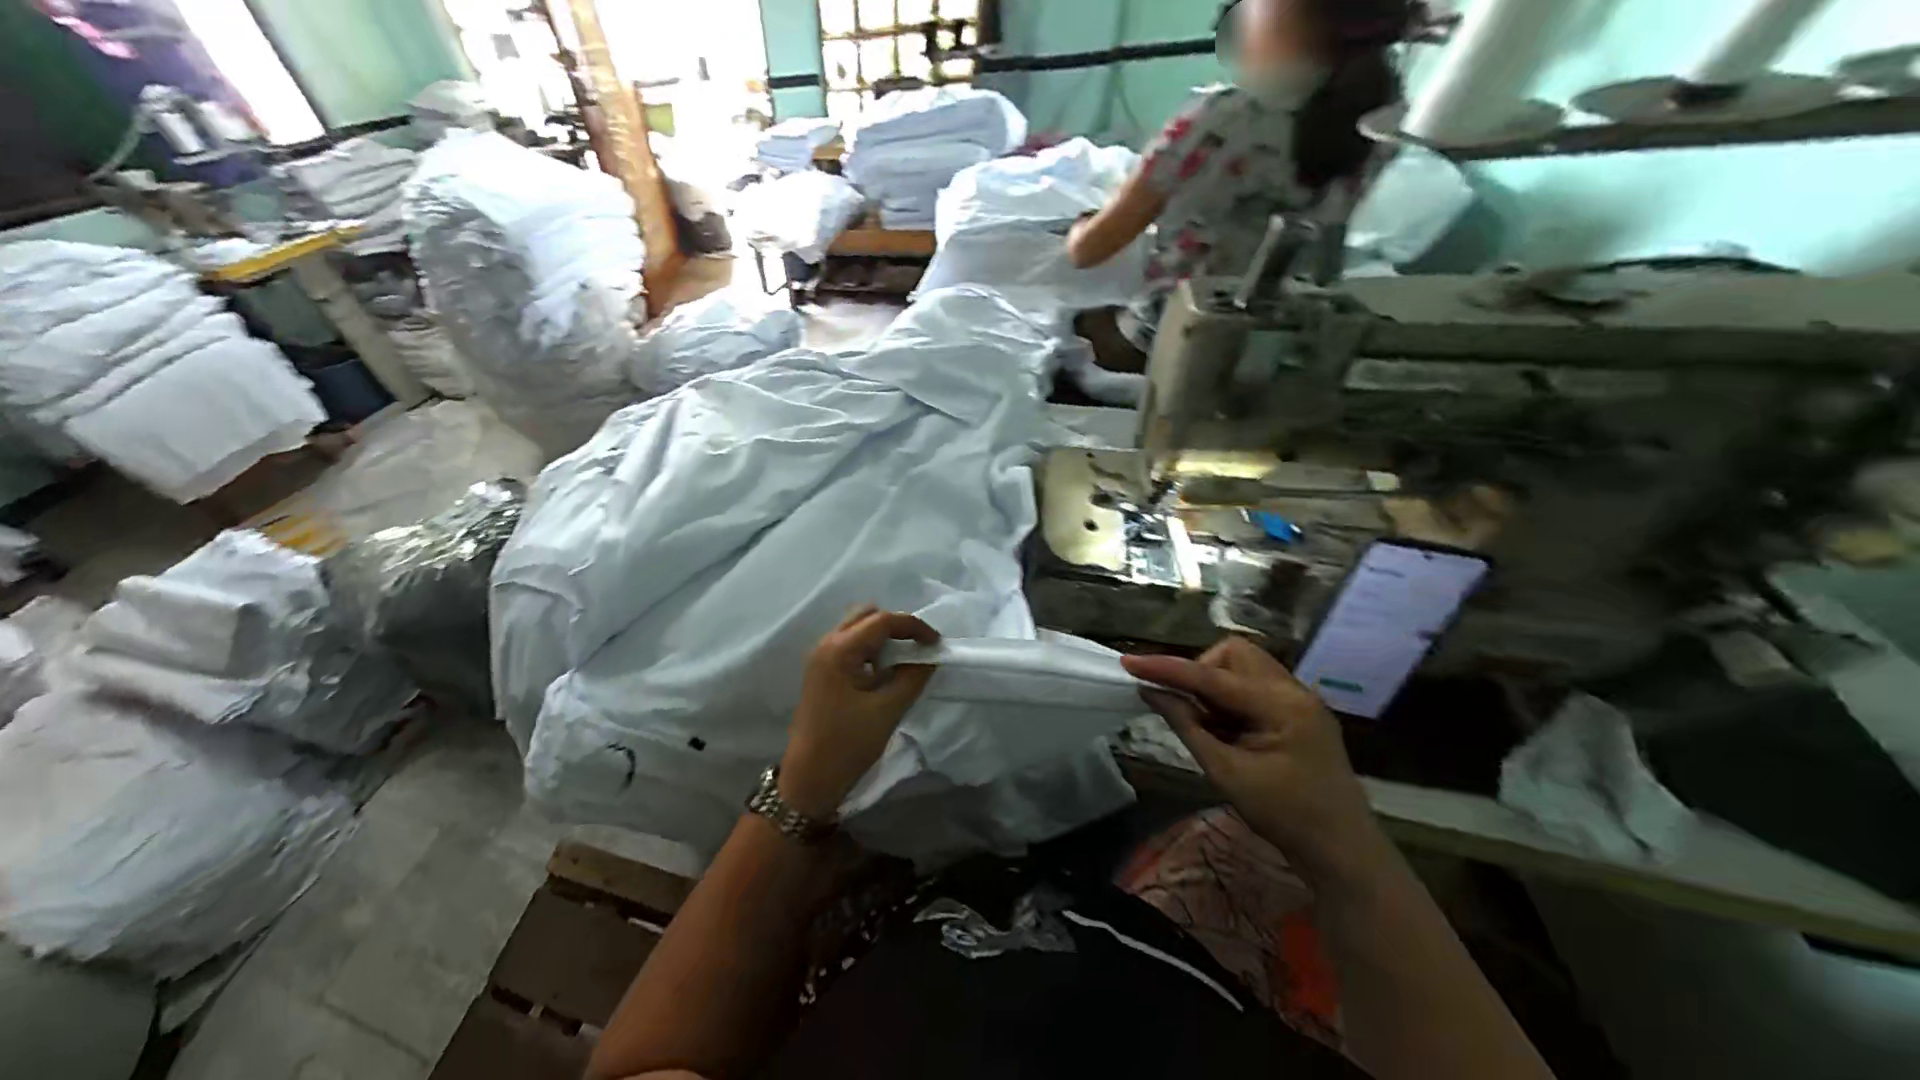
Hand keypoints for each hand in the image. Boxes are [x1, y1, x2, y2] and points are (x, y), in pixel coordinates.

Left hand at [779, 606, 939, 819]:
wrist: (810, 779)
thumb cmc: (847, 744)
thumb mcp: (888, 710)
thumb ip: (912, 677)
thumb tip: (929, 657)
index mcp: (839, 650)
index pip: (882, 621)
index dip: (913, 627)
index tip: (936, 643)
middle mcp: (826, 645)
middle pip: (866, 616)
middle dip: (896, 626)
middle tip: (919, 648)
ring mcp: (821, 658)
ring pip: (857, 629)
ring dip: (882, 638)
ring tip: (904, 661)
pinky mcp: (822, 673)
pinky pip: (850, 647)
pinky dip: (871, 650)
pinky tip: (884, 673)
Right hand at [1122, 638, 1389, 886]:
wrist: (1342, 851)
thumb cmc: (1284, 816)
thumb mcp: (1226, 773)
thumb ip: (1187, 726)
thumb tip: (1152, 692)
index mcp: (1280, 704)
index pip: (1211, 675)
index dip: (1166, 668)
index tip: (1129, 663)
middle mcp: (1294, 690)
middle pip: (1234, 654)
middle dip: (1201, 671)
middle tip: (1186, 708)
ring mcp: (1300, 699)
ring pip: (1245, 666)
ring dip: (1216, 685)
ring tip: (1208, 725)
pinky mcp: (1300, 712)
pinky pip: (1256, 685)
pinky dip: (1232, 698)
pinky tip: (1227, 731)